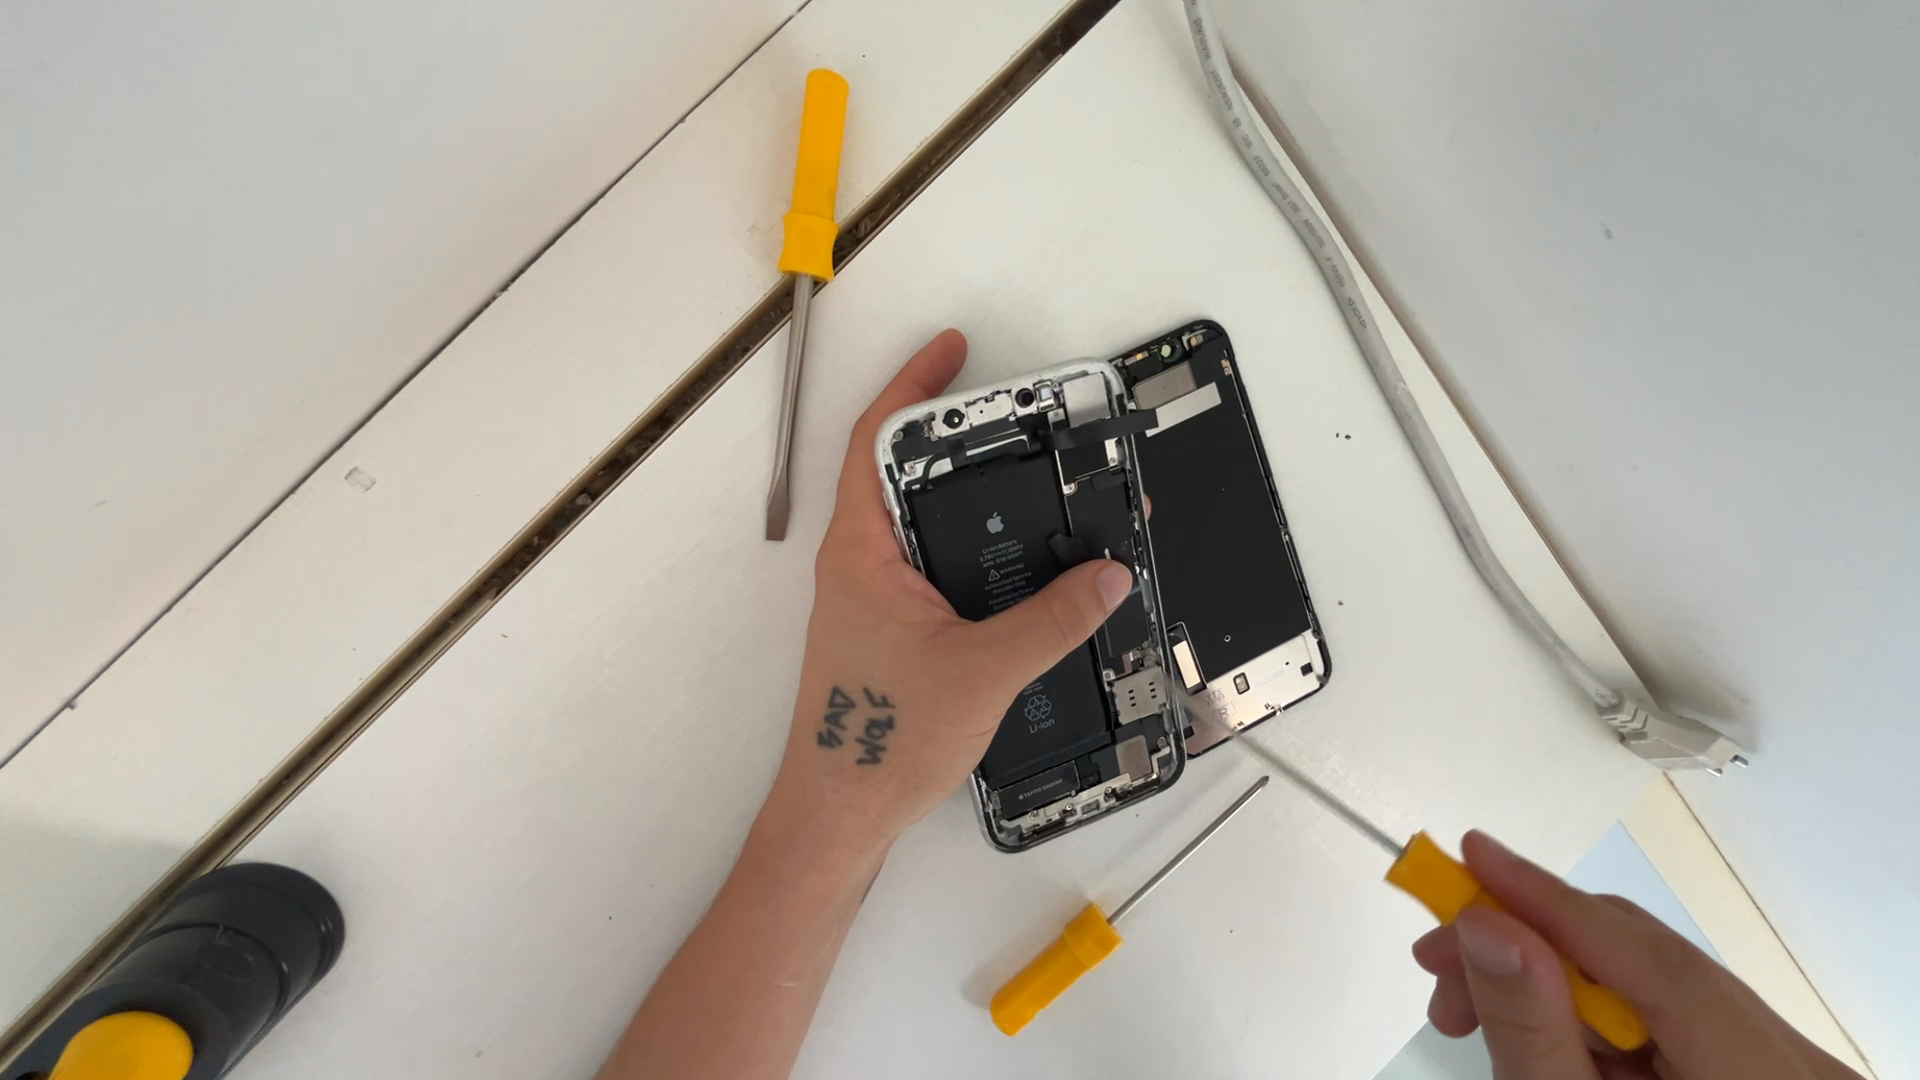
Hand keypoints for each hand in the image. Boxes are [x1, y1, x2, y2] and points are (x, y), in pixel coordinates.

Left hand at [765, 329, 1132, 857]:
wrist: (839, 814)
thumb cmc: (885, 741)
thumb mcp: (982, 672)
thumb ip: (1052, 620)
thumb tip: (1111, 578)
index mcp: (862, 550)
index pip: (877, 441)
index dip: (914, 386)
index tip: (954, 350)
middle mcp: (859, 561)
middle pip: (899, 470)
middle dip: (950, 432)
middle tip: (1010, 413)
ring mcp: (871, 593)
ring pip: (915, 517)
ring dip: (959, 491)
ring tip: (1021, 476)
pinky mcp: (888, 624)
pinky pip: (927, 560)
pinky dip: (964, 542)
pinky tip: (1010, 558)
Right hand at [1413, 831, 1863, 1079]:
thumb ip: (1529, 1025)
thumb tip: (1482, 921)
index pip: (1649, 958)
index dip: (1549, 896)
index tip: (1467, 849)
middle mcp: (1804, 1068)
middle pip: (1638, 959)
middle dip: (1522, 944)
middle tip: (1433, 965)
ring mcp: (1788, 1070)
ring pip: (1639, 978)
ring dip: (1539, 978)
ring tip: (1464, 1013)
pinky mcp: (1760, 1072)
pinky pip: (1657, 1010)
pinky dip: (1578, 1010)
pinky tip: (1531, 1032)